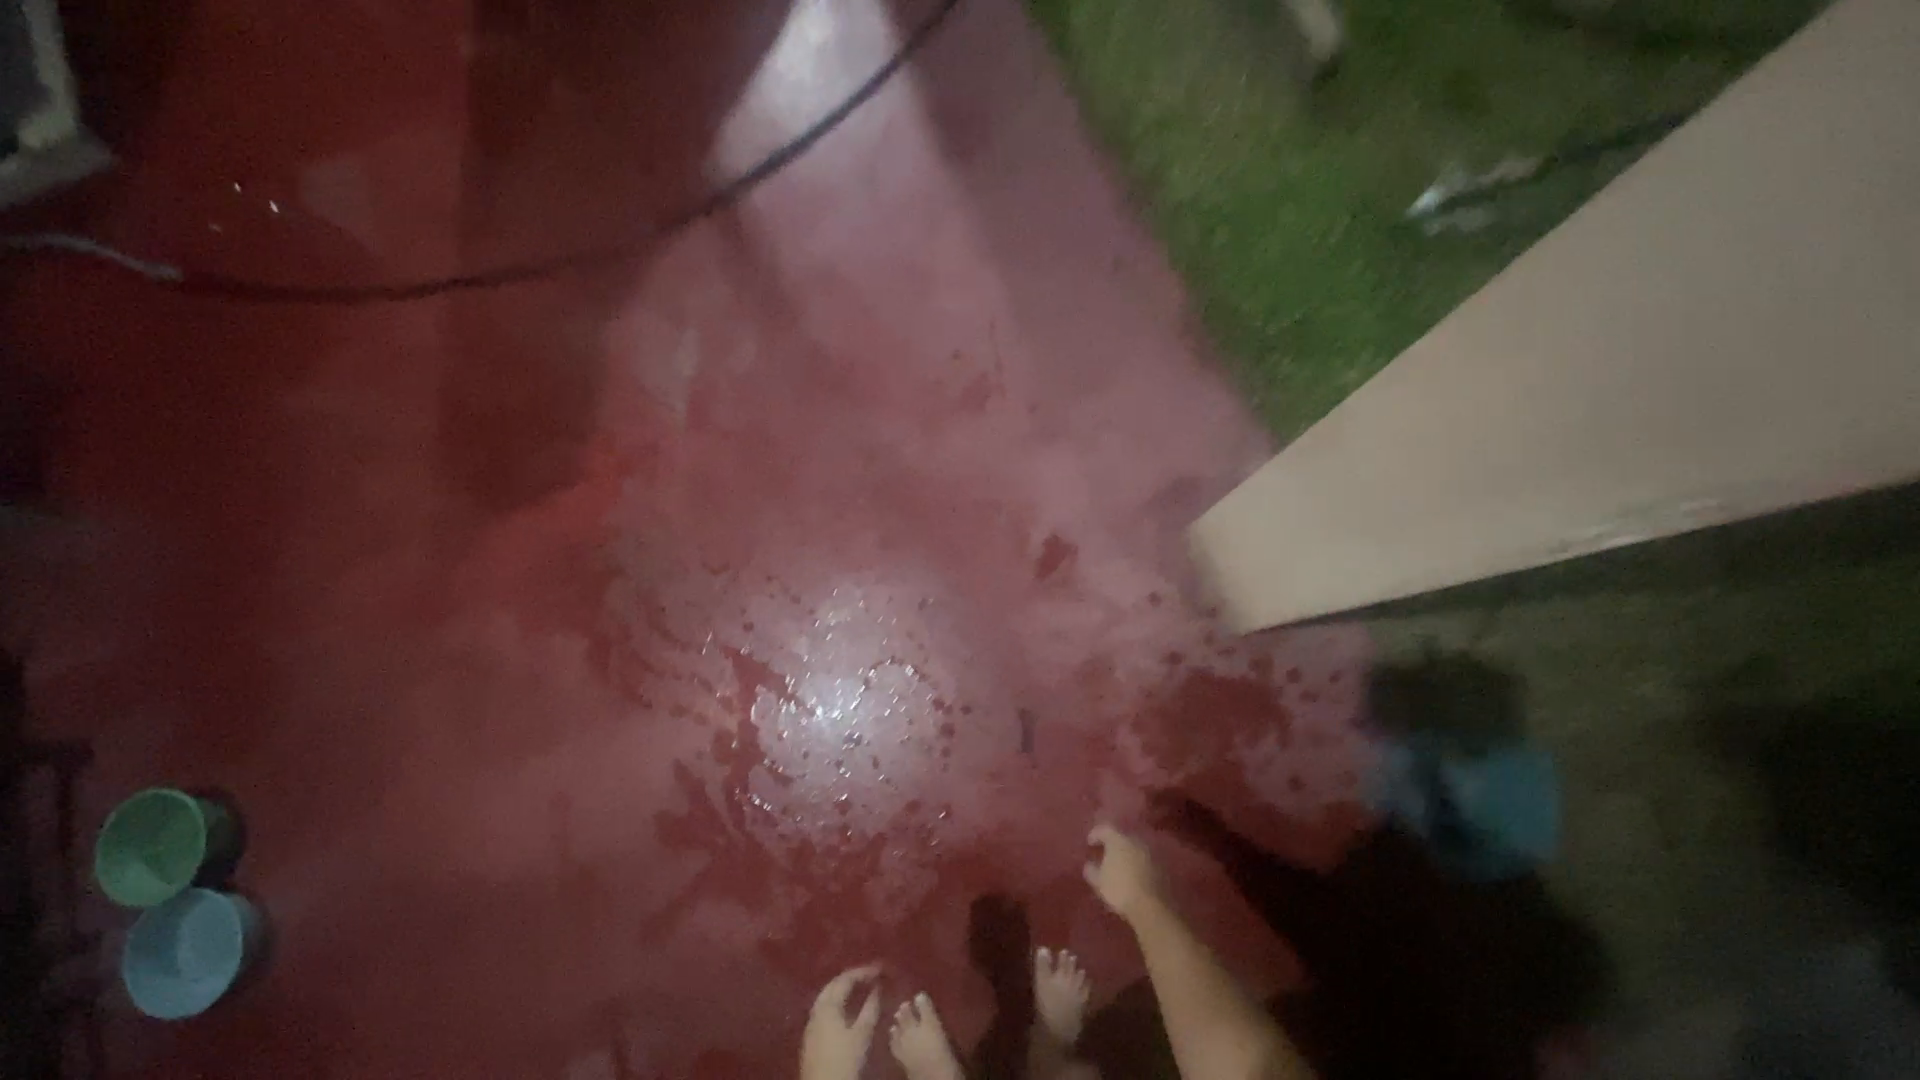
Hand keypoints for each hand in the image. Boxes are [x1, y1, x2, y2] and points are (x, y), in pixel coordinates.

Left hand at [801, 964, 882, 1079]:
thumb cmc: (844, 1059)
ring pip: (826, 997)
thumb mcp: (862, 1034)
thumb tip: (876, 988)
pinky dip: (837, 1003)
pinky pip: (824, 1009)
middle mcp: (817, 1009)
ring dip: (842, 990)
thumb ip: (870, 1009)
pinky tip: (846, 1010)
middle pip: (832, 985)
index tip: (878, 969)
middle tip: (868, 976)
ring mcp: (811, 1023)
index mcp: (828, 1005)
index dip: (862, 972)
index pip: (845, 979)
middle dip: (850, 978)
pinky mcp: (811, 1035)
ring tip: (859, 990)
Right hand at [1084, 823, 1166, 920]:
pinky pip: (1144, 860)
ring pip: (1135, 848)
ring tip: (1119, 866)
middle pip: (1121, 837)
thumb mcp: (1099, 882)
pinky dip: (1137, 863)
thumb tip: (1089, 864)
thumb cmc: (1119, 889)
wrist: (1151, 906)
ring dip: (1126, 854)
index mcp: (1118, 840)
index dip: (1095, 834)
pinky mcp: (1161, 866)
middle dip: (1113, 844)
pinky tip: (1133, 874)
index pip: (1105, 829)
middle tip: (1105, 854)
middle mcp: (1136, 841)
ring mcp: (1151, 853)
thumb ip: (1091, 870)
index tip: (1090, 844)